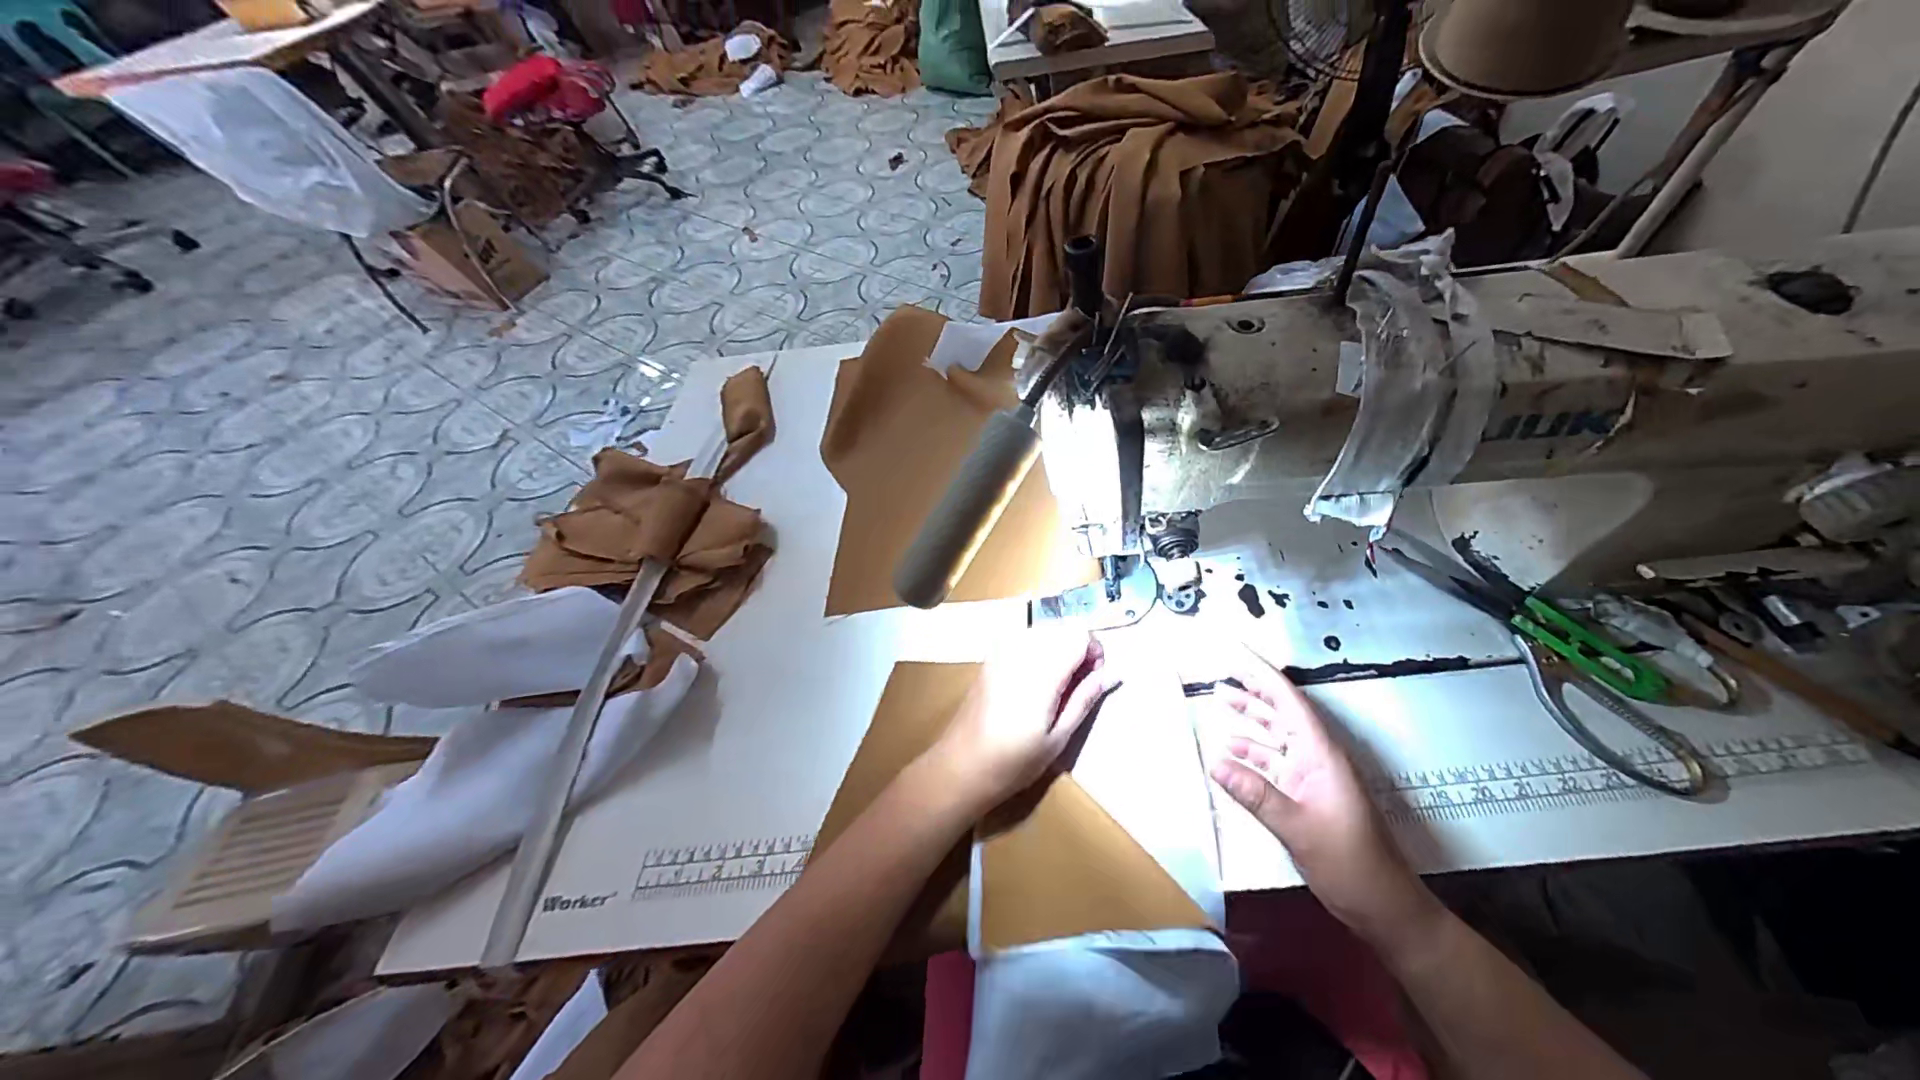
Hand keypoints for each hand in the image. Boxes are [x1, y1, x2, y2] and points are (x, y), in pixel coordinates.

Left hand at [922, 629, 1117, 814]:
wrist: (961, 764)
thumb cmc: (1013, 761)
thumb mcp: (1058, 738)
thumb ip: (1084, 698)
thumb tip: (1110, 673)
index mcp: (1040, 669)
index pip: (1080, 633)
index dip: (1094, 652)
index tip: (1094, 678)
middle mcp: (1019, 648)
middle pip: (1064, 628)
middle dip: (1077, 650)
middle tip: (1076, 686)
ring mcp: (1000, 648)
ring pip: (1045, 630)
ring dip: (1058, 649)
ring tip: (1055, 688)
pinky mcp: (990, 654)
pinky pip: (1025, 638)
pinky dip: (1038, 652)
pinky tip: (1033, 684)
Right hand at [1204, 652, 1443, 956]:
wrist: (1385, 906)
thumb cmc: (1349, 864)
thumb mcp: (1297, 828)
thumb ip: (1255, 793)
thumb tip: (1216, 763)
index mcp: (1322, 755)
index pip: (1290, 702)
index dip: (1263, 676)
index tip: (1238, 654)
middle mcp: (1319, 758)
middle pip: (1283, 713)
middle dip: (1255, 690)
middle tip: (1224, 671)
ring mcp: (1315, 777)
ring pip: (1278, 736)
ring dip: (1252, 718)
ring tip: (1223, 699)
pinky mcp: (1309, 796)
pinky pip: (1277, 762)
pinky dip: (1253, 752)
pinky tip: (1232, 751)